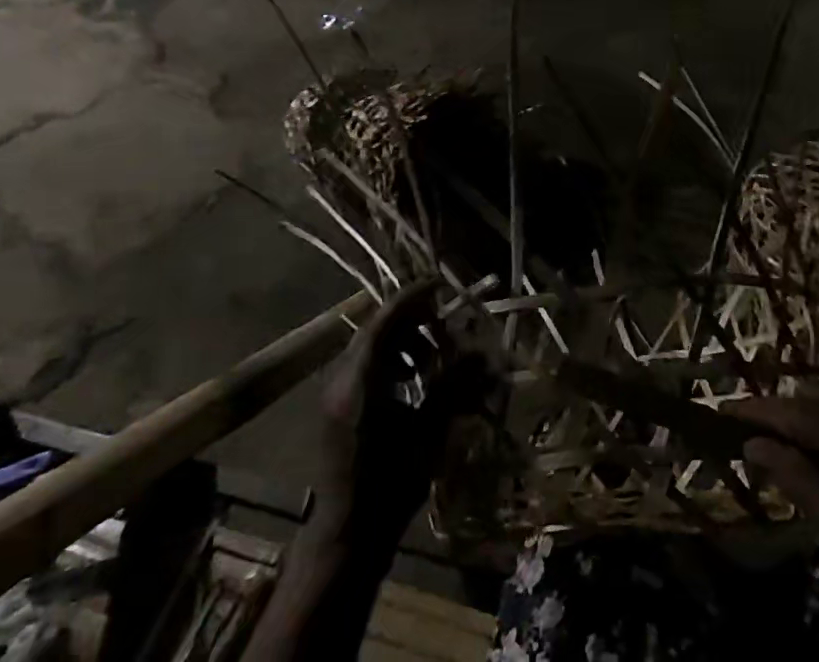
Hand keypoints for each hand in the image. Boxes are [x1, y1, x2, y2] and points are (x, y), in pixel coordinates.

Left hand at [315, 282, 486, 552]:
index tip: (441, 285)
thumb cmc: (389, 484)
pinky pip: (365, 368)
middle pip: (376, 330)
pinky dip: (392, 363)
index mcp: (358, 381)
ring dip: (404, 344)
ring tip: (433, 359)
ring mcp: (334, 394)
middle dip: (413, 322)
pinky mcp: (337, 408)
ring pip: (370, 348)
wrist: (348, 532)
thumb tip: (483, 353)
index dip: (413, 298)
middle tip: (445, 324)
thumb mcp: (427, 433)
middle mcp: (339, 379)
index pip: (383, 320)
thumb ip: (453, 388)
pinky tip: (414, 382)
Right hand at [728, 384, 818, 588]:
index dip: (762, 411)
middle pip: (818, 395)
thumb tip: (752, 446)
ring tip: (771, 424)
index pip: (805, 416)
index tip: (724, 408)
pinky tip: (808, 431)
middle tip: (744, 414)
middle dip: (778, 404)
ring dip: (800, 405)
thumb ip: (801, 483)